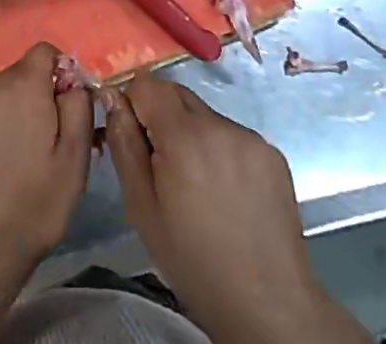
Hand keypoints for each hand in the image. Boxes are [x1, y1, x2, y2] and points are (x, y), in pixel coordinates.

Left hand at [0, 41, 94, 267]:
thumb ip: (79, 105)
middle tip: (53, 135)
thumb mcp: (76, 154)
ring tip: (26, 149)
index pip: (45, 51)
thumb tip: (74, 83)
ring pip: (4, 89)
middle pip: (24, 71)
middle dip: (42, 92)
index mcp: (24, 85)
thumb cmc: (38, 198)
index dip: (63, 71)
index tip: (69, 105)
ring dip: (18, 106)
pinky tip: (1, 154)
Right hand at [105, 75, 372, 343]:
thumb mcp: (142, 206)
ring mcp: (252, 137)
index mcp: (185, 136)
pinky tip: (223, 191)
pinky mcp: (272, 152)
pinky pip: (232, 135)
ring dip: (191, 135)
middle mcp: (221, 125)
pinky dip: (219, 150)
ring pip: (205, 116)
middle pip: (177, 94)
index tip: (131, 135)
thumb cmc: (192, 259)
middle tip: (159, 164)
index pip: (148, 84)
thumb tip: (112, 98)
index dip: (132, 103)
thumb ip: (124, 143)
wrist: (266, 301)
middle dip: (160, 117)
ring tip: (195, 185)